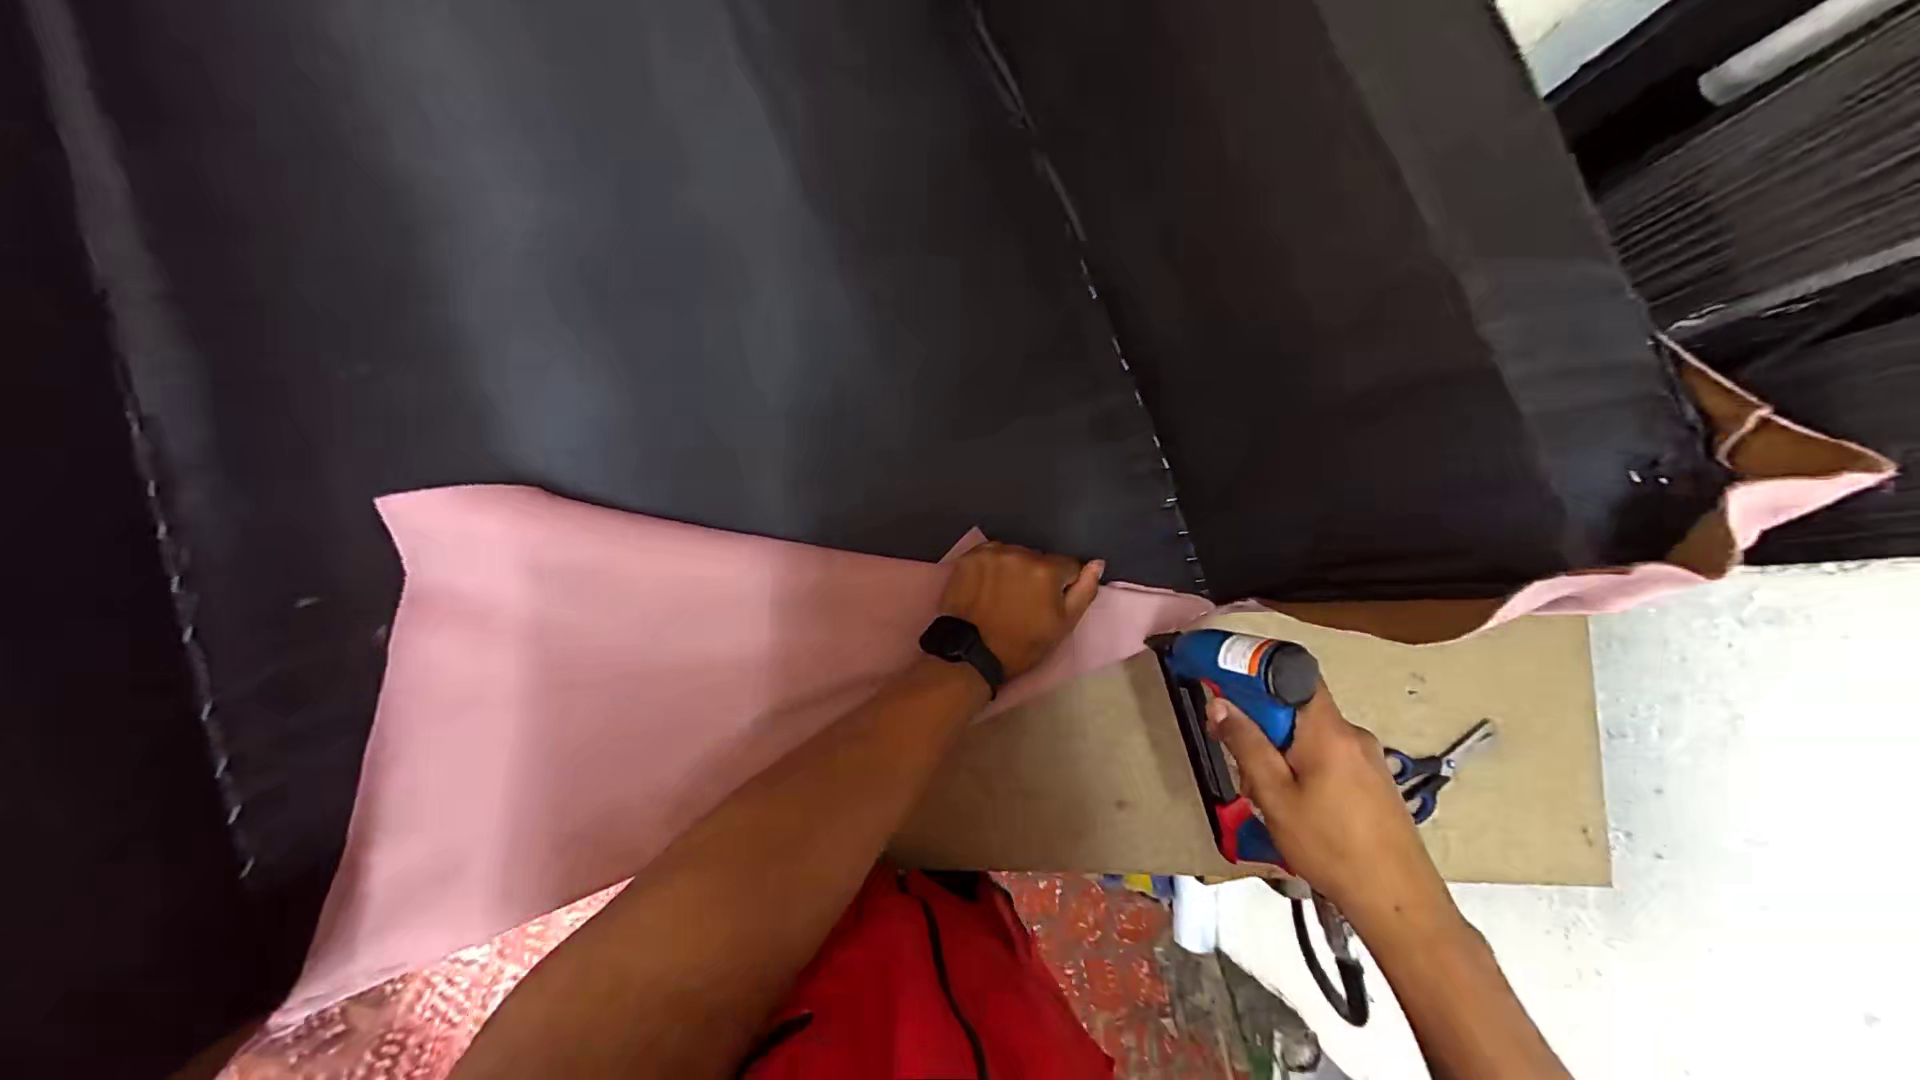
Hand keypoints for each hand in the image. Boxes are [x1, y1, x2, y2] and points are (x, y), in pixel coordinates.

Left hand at [938, 543, 1103, 679]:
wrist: (972, 654)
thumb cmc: (1022, 645)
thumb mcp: (1063, 625)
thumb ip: (1084, 591)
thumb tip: (1097, 563)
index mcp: (1047, 570)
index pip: (1068, 566)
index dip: (1062, 585)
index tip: (1048, 602)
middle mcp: (1020, 553)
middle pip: (1039, 558)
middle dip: (1037, 574)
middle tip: (1024, 601)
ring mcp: (992, 554)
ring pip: (1014, 555)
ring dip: (1013, 568)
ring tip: (1002, 594)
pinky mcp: (968, 558)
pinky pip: (990, 555)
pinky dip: (991, 567)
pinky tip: (985, 586)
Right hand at [1206, 687, 1458, 934]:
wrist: (1397, 903)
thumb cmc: (1331, 848)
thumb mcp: (1274, 796)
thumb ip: (1246, 745)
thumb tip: (1220, 704)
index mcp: (1329, 731)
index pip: (1294, 675)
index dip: (1256, 674)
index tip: (1227, 690)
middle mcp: (1353, 735)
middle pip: (1298, 708)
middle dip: (1263, 726)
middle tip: (1243, 760)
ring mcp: (1369, 758)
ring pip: (1310, 736)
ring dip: (1281, 751)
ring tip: (1268, 794)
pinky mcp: (1374, 781)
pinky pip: (1328, 756)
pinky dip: (1303, 767)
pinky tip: (1296, 804)